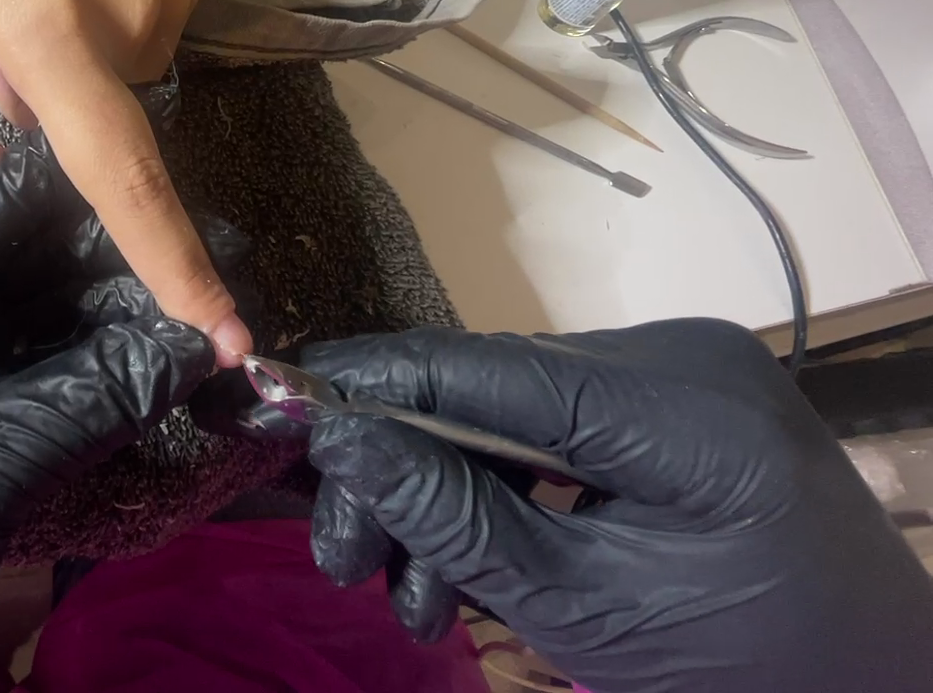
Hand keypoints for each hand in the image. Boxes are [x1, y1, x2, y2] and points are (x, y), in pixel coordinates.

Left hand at [0, 0, 250, 363]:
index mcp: (51, 31)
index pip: (119, 172)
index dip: (171, 262)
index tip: (225, 338)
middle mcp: (128, 30)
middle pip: (94, 134)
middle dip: (36, 130)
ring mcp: (167, 6)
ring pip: (109, 91)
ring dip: (56, 80)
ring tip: (8, 14)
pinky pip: (129, 51)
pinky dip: (85, 50)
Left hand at [0, 137, 216, 692]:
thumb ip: (84, 397)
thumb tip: (200, 344)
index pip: (3, 207)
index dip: (92, 204)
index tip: (184, 209)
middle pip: (42, 265)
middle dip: (126, 270)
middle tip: (228, 279)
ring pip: (57, 324)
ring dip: (128, 326)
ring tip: (219, 326)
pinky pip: (56, 381)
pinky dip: (109, 379)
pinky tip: (170, 375)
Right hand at [300, 321, 932, 692]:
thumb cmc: (739, 681)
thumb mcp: (572, 609)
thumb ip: (442, 512)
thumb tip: (330, 433)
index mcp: (682, 412)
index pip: (472, 366)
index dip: (362, 381)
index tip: (275, 401)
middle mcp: (674, 355)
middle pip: (471, 390)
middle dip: (395, 471)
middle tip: (344, 555)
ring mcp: (670, 366)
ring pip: (490, 405)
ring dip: (434, 487)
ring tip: (407, 588)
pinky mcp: (655, 389)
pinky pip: (531, 415)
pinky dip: (485, 477)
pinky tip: (459, 552)